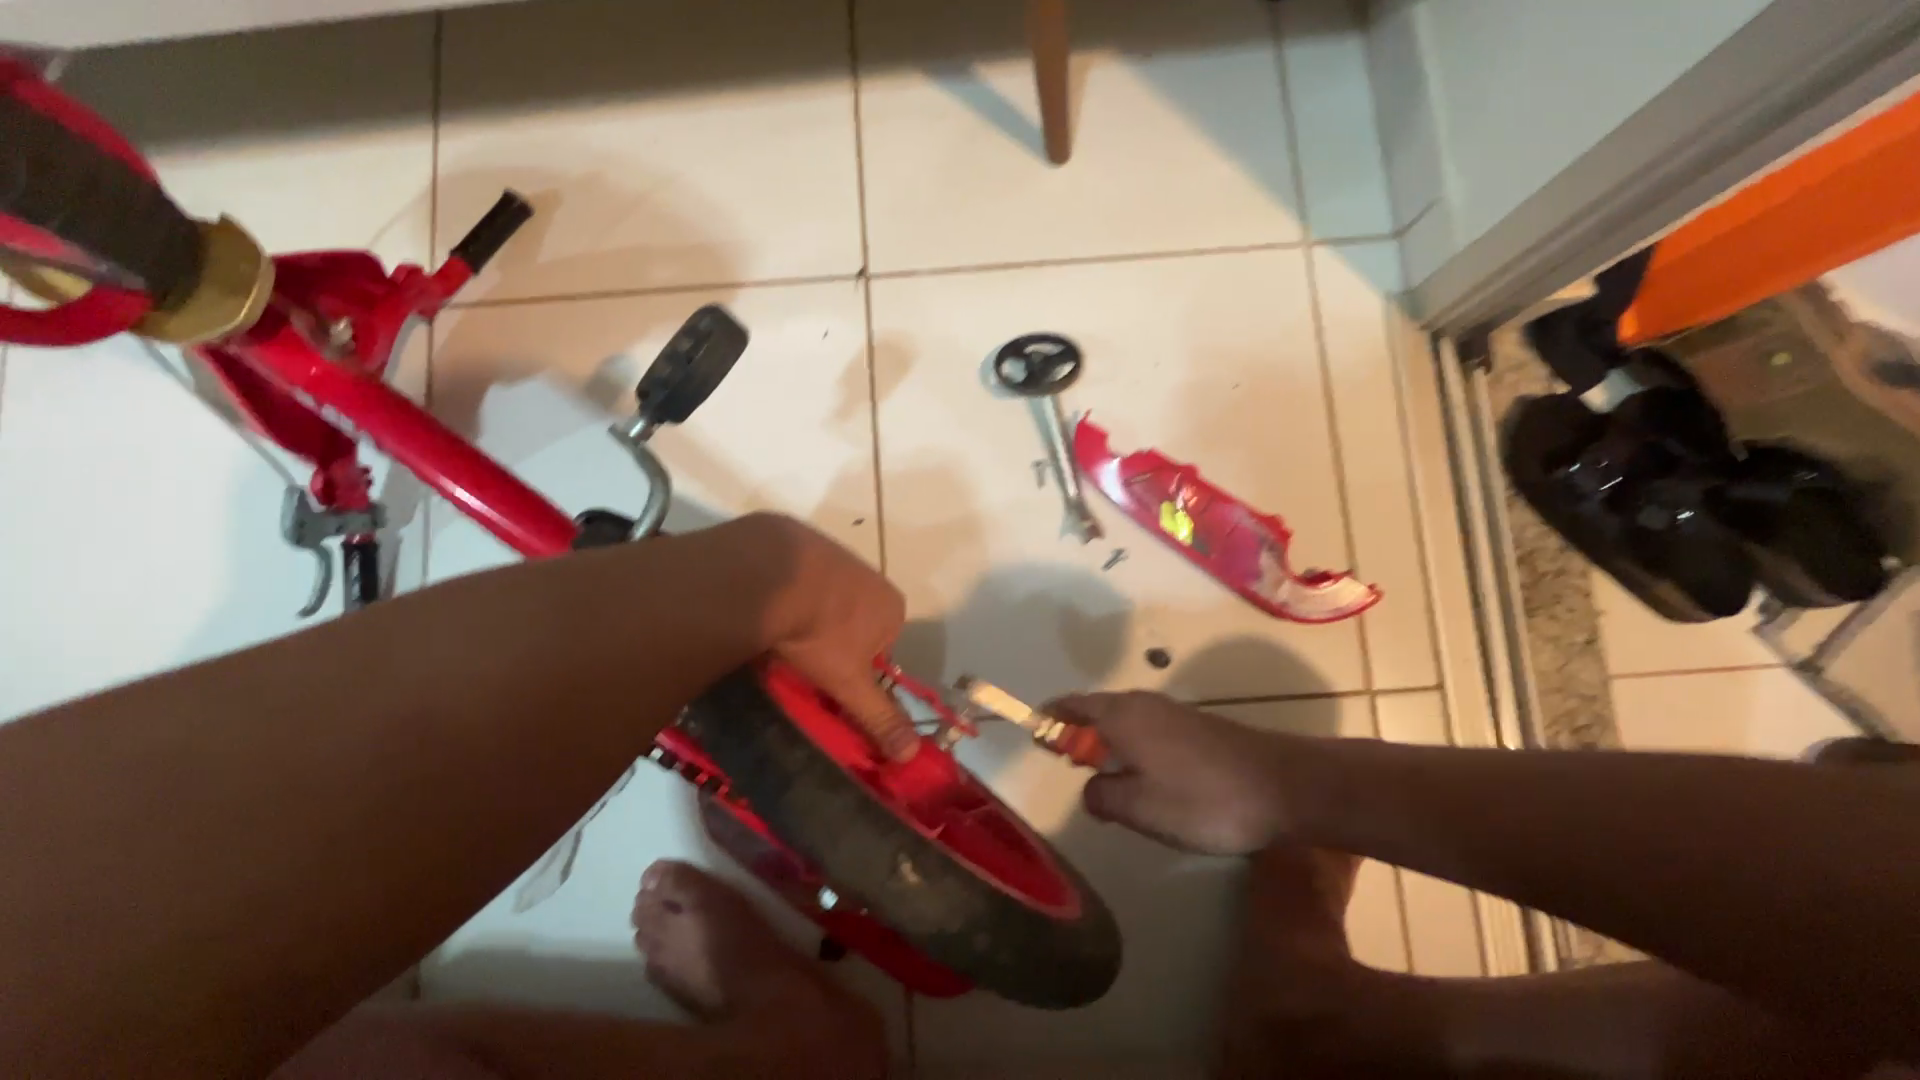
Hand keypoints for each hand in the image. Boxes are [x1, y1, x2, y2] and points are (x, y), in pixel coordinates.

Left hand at [731, 514, 917, 761]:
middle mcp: (871, 576)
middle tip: (803, 660)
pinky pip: (795, 576)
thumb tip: (912, 756)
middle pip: (855, 621)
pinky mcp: (797, 541)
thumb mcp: (850, 683)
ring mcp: (835, 554)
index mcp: (892, 607)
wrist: (771, 572)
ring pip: (823, 598)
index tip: (831, 680)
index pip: (883, 648)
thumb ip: (880, 717)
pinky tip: (765, 607)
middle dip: (833, 640)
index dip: (857, 668)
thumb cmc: (821, 632)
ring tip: (780, 635)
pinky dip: (784, 591)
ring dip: (807, 614)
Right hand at [1048, 691, 1292, 854]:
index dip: (1048, 721)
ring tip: (1106, 780)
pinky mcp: (1198, 729)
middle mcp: (1144, 705)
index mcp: (1121, 716)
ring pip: (1125, 722)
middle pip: (1096, 711)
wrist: (1285, 787)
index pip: (1070, 707)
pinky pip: (1149, 732)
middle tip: (1069, 767)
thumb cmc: (1203, 799)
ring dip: (1109, 744)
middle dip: (1078, 735)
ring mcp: (1174, 714)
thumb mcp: (1139, 808)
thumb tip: (1091, 788)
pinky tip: (1147, 782)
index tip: (1034, 738)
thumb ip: (1102, 796)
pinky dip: (1135, 749)